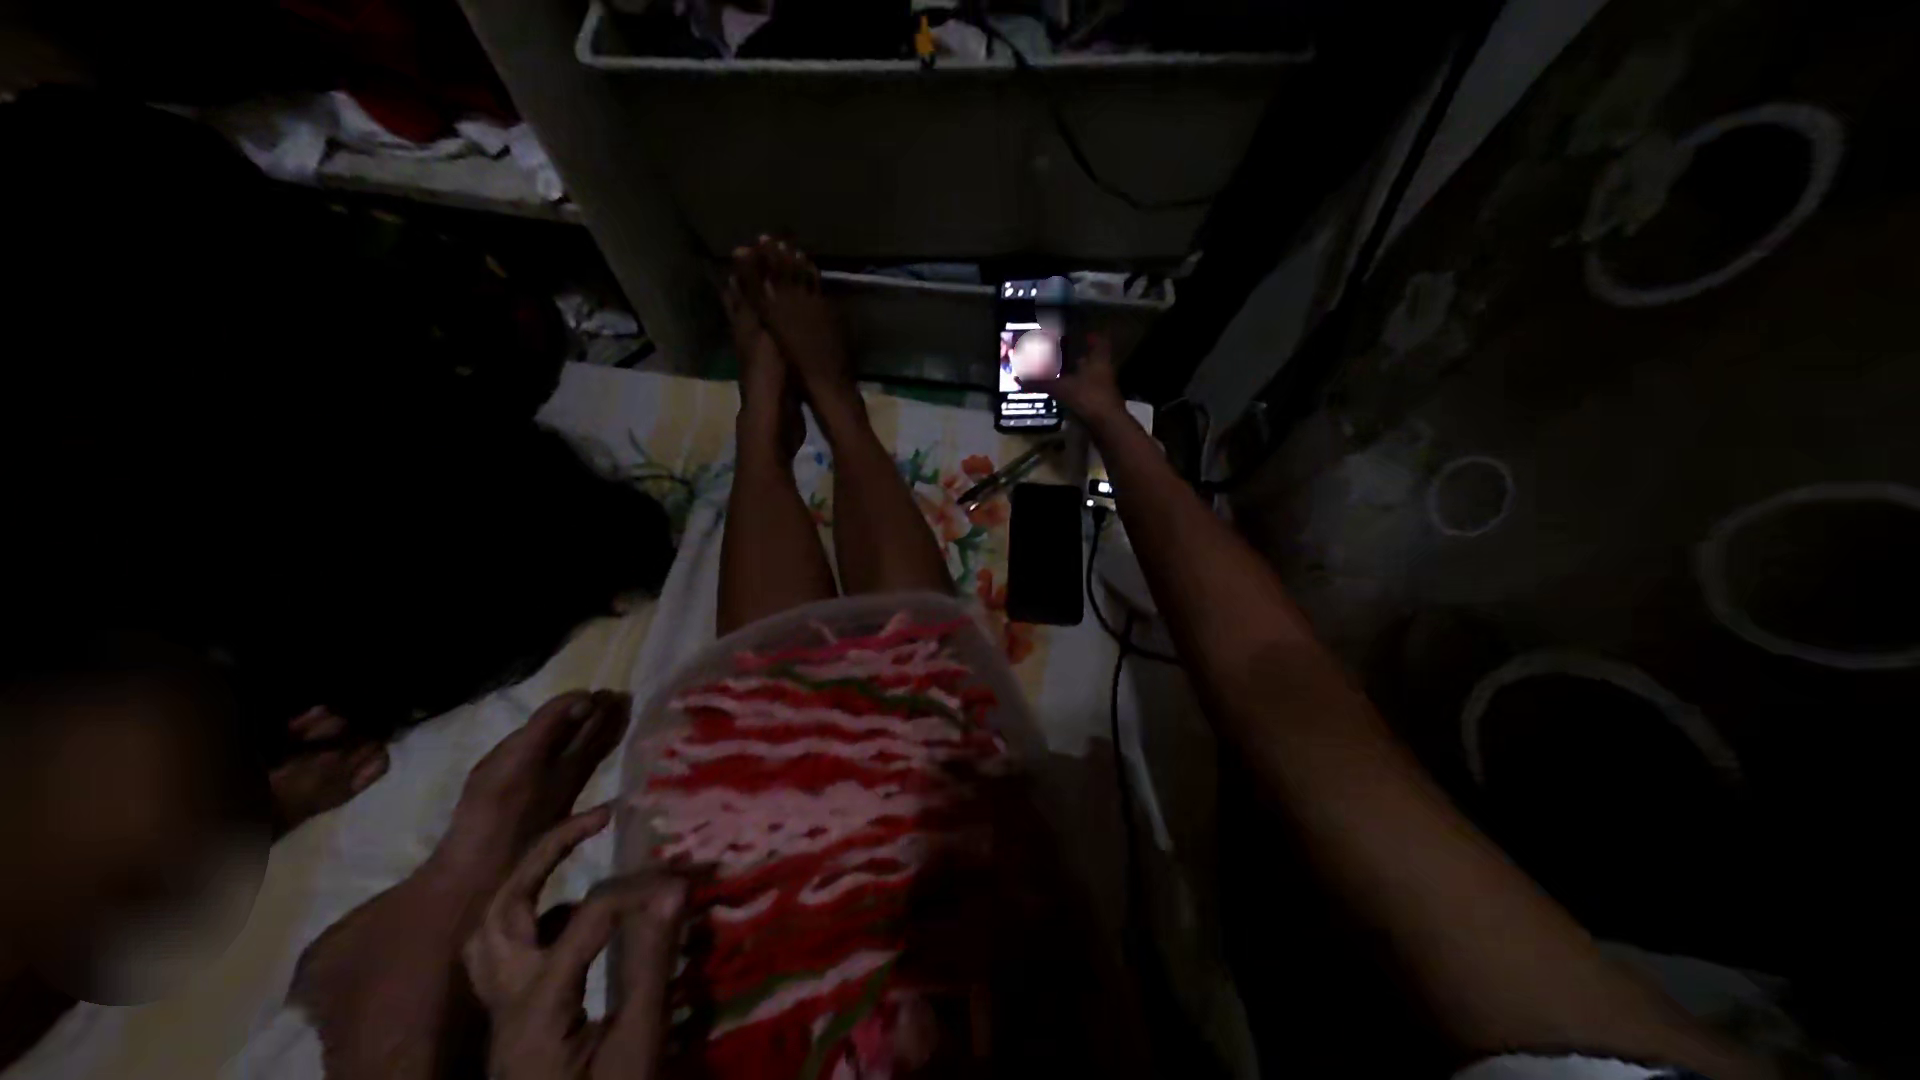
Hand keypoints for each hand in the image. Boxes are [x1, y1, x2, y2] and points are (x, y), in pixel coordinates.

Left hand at [463, 806, 685, 1079]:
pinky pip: (506, 954)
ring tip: (575, 848)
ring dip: (528, 880)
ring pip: (490, 931)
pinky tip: (575, 911)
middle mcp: (506, 1003)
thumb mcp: (637, 1044)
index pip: (590, 916)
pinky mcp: (514, 1022)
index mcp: (536, 1008)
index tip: (684, 883)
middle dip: (548, 852)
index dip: (640, 889)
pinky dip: (537, 917)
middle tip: (598, 817)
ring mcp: (503, 1014)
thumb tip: (673, 890)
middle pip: (503, 909)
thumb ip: (651, 963)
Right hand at [1019, 332, 1126, 425]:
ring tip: (1063, 374)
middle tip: (1066, 355)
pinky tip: (1067, 394)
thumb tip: (1018, 379)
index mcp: (1098, 360)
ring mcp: (1104, 388)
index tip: (1084, 335)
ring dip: (1079, 375)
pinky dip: (1079, 390)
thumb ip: (1040, 383)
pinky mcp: (1102, 402)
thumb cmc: (1088, 397)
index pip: (1099, 341)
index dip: (1092, 337)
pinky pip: (1089, 391)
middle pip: (1094, 359)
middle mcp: (1104, 370)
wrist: (1108, 425)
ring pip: (1091, 376)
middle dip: (1081, 357)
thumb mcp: (1060, 388)